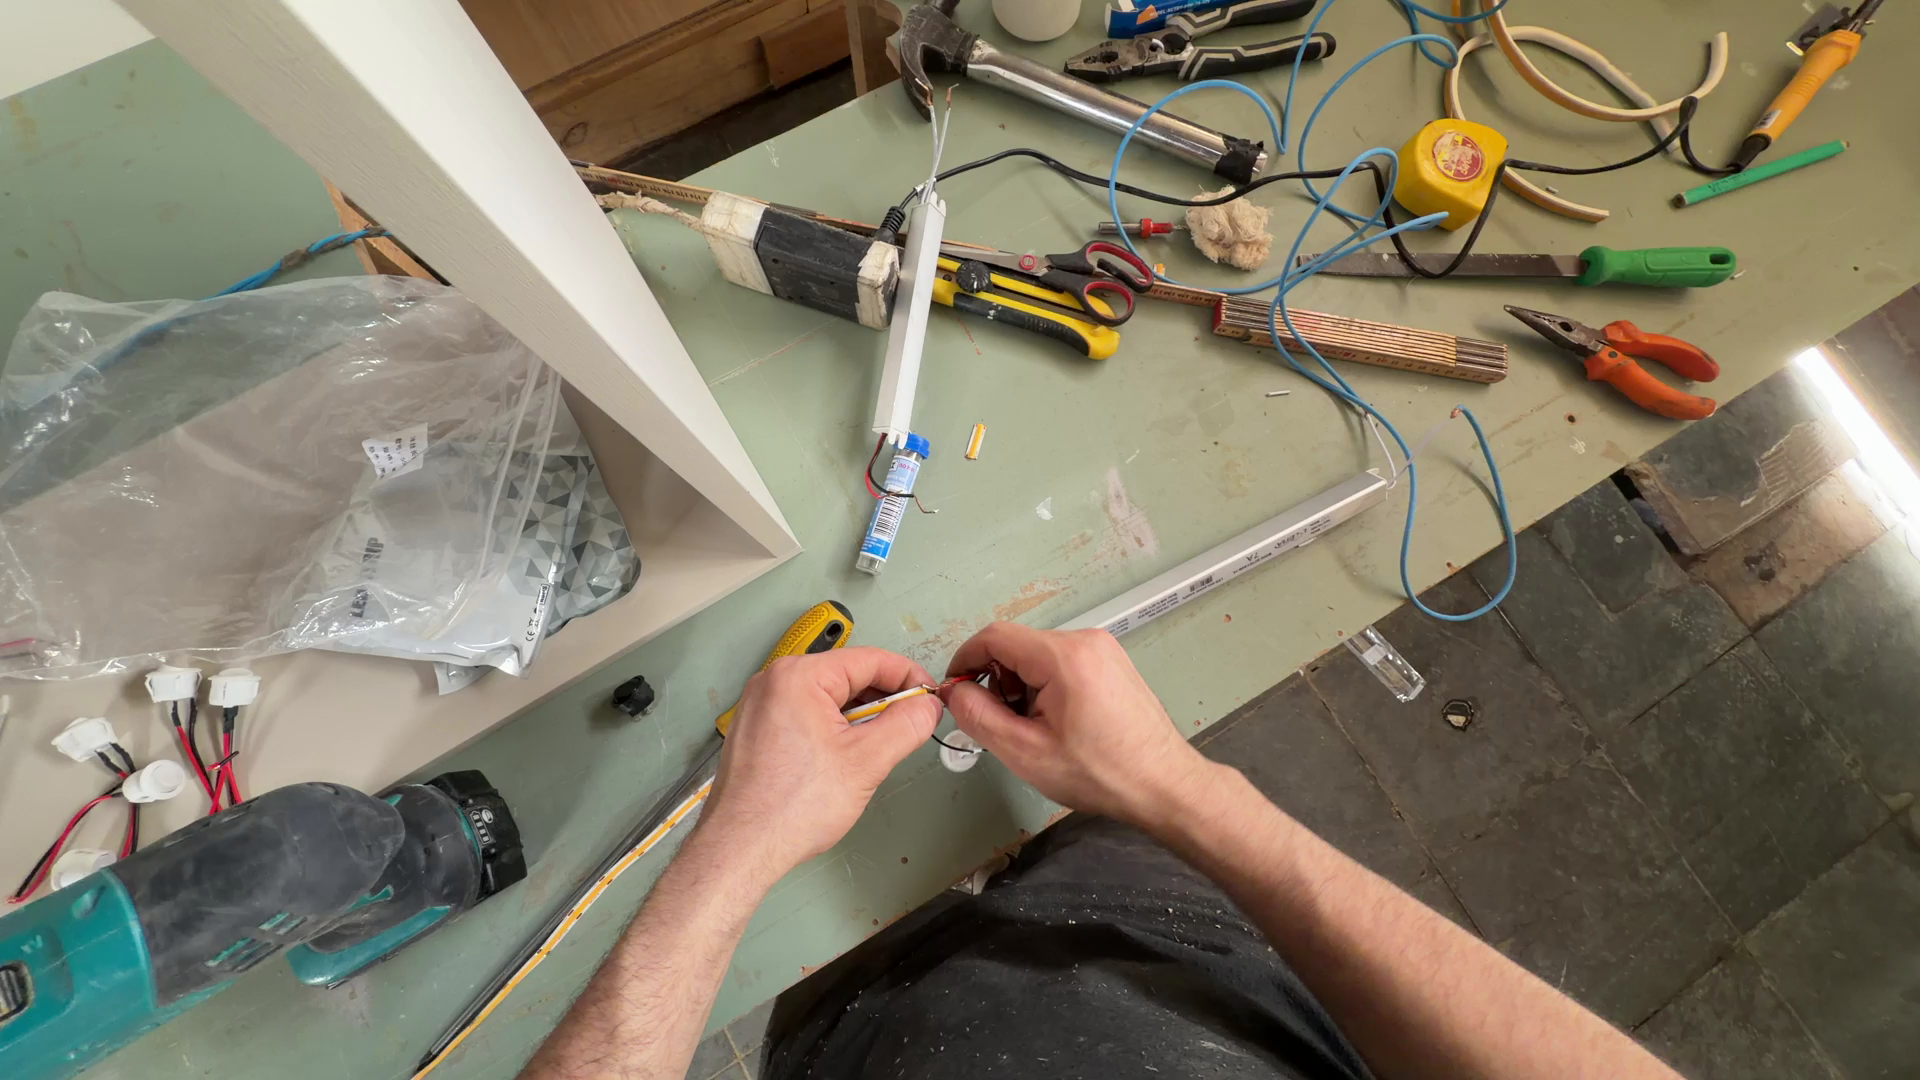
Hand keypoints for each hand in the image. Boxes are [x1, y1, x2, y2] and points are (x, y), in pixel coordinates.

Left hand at [701, 647, 939, 881]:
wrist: (738, 852)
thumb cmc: (797, 805)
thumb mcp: (867, 761)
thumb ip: (907, 725)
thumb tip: (929, 705)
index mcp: (799, 675)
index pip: (870, 660)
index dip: (908, 676)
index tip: (932, 697)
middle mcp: (775, 679)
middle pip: (847, 676)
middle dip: (884, 699)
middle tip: (911, 727)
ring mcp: (761, 704)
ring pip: (828, 696)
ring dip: (860, 716)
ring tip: (879, 747)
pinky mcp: (756, 728)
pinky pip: (807, 712)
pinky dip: (834, 727)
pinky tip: (846, 756)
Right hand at [939, 623, 1212, 830]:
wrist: (1165, 785)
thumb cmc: (1096, 773)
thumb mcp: (1025, 751)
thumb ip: (978, 715)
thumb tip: (954, 690)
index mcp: (1063, 656)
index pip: (995, 636)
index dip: (966, 660)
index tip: (955, 693)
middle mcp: (1084, 639)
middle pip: (1017, 645)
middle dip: (997, 680)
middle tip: (1001, 723)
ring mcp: (1102, 647)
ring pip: (1037, 654)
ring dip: (1020, 685)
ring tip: (1032, 727)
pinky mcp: (1111, 660)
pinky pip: (1061, 661)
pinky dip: (1044, 684)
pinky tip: (1056, 720)